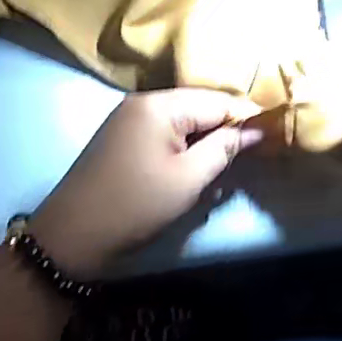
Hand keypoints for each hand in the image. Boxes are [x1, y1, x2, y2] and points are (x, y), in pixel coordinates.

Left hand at [29, 89, 263, 278]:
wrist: (69, 239)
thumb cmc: (135, 206)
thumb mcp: (189, 180)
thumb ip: (226, 148)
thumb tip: (257, 129)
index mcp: (160, 105)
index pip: (219, 100)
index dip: (248, 118)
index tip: (272, 139)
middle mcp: (144, 101)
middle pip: (202, 107)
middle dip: (226, 132)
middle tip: (248, 160)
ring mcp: (131, 118)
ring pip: (186, 121)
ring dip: (206, 144)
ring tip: (219, 173)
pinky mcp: (124, 137)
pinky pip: (167, 133)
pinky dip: (185, 149)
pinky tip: (192, 174)